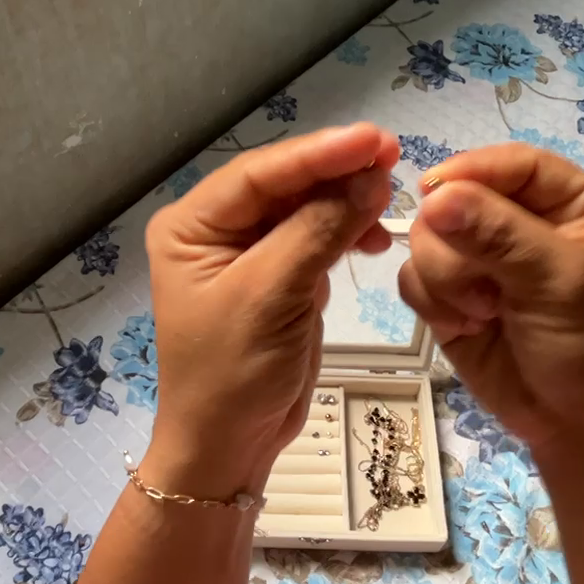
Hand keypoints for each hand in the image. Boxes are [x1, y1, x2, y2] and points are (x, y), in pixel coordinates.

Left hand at [144, 124, 400, 496]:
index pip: (258, 174)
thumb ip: (316, 232)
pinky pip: (316, 240)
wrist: (229, 445)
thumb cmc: (232, 374)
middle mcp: (215, 231)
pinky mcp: (279, 279)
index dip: (317, 153)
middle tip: (393, 159)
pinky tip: (375, 235)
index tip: (372, 138)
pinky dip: (346, 234)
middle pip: (283, 185)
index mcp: (190, 226)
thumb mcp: (270, 297)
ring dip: (346, 202)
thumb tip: (369, 180)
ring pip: (304, 210)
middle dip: (336, 174)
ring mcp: (249, 254)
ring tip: (389, 199)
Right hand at [397, 144, 583, 457]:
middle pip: (454, 200)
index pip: (511, 164)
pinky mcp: (446, 293)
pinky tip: (466, 326)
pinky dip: (431, 303)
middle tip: (490, 292)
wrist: (575, 425)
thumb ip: (500, 236)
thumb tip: (435, 198)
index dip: (471, 172)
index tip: (432, 192)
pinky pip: (411, 276)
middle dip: (459, 249)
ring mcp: (476, 258)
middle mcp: (516, 221)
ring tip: (486, 313)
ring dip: (447, 282)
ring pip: (423, 239)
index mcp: (565, 202)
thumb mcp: (559, 283)